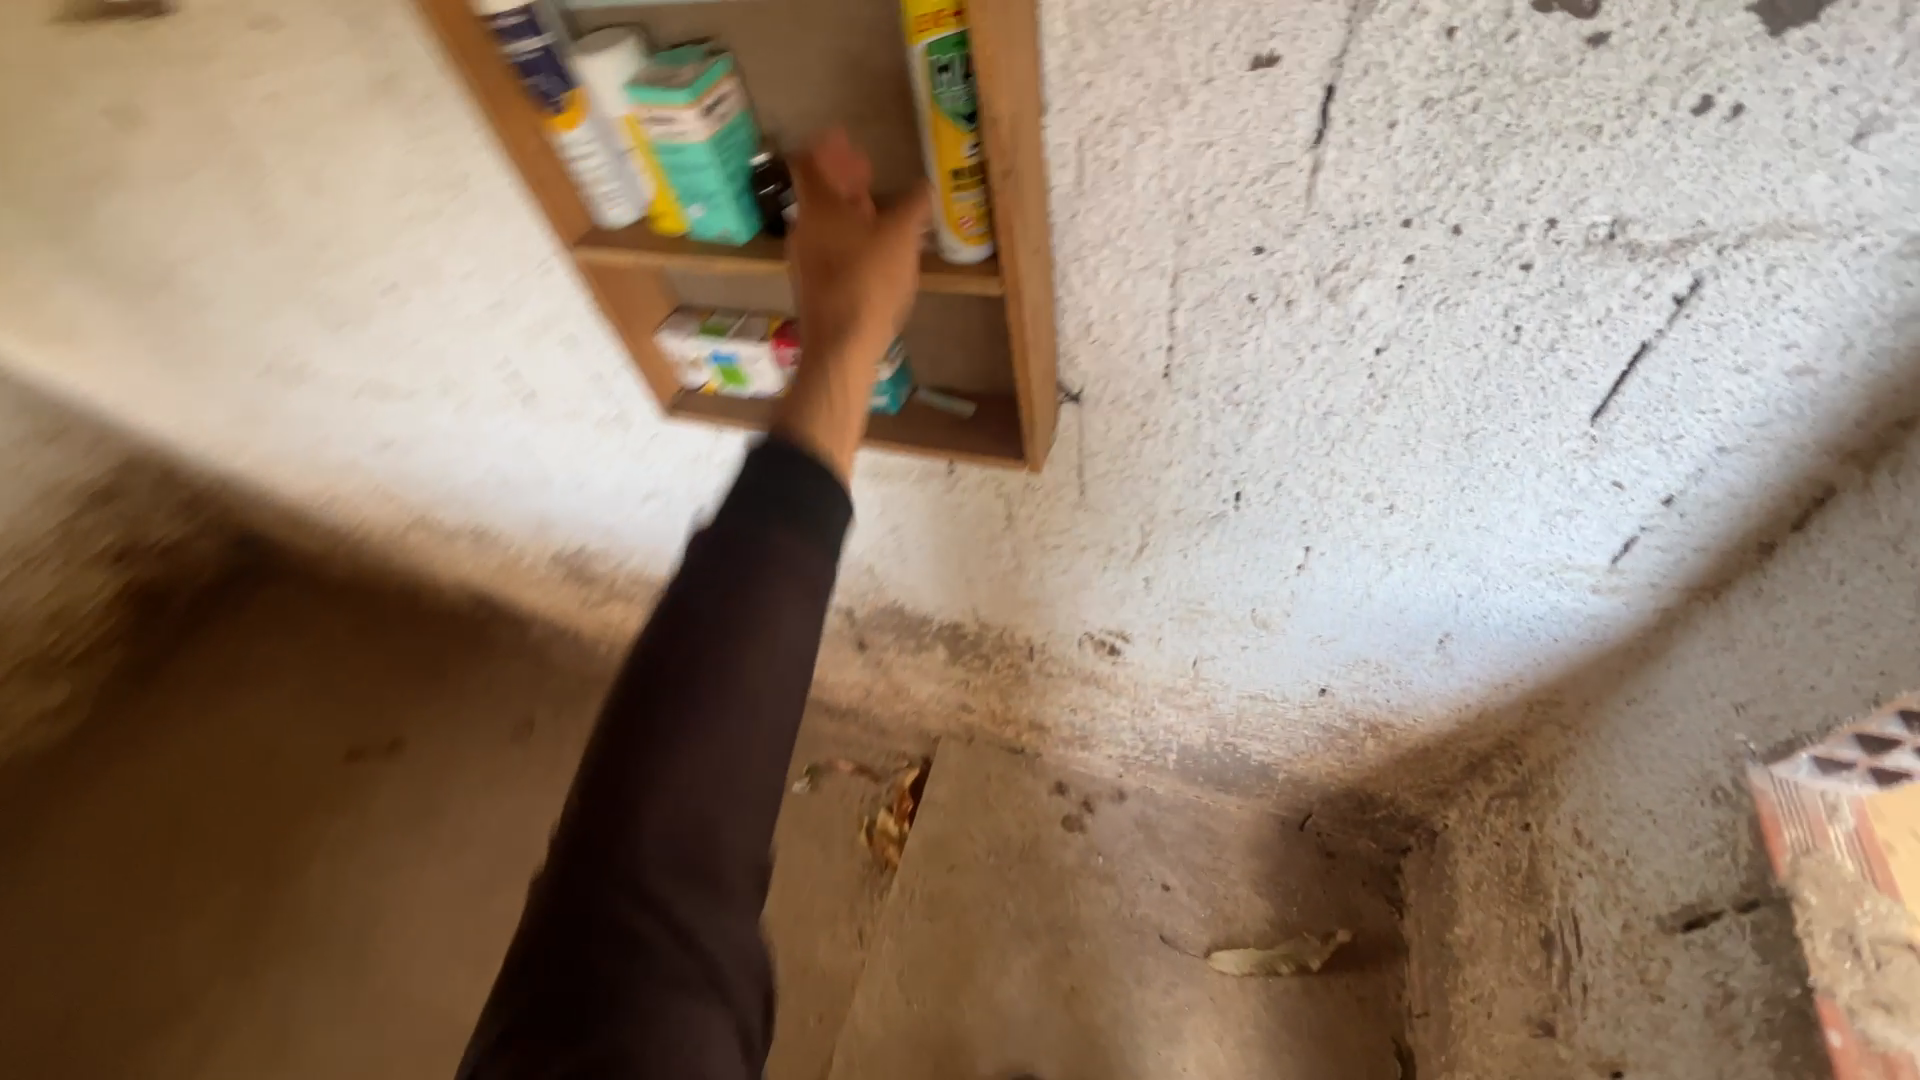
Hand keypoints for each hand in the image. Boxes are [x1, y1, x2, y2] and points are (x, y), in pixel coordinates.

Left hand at [770, 130, 931, 482]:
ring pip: (824, 225)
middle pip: (819, 194)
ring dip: (847, 212)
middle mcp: (803, 229)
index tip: (844, 139)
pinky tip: (870, 252)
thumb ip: (913, 207)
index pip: (809, 161)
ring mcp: (804, 262)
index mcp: (818, 206)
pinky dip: (846, 240)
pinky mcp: (813, 289)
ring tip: (875, 211)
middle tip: (865, 170)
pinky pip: (828, 251)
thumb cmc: (869, 282)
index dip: (827, 147)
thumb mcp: (901, 238)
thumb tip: (923, 188)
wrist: (841, 346)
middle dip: (843, 180)